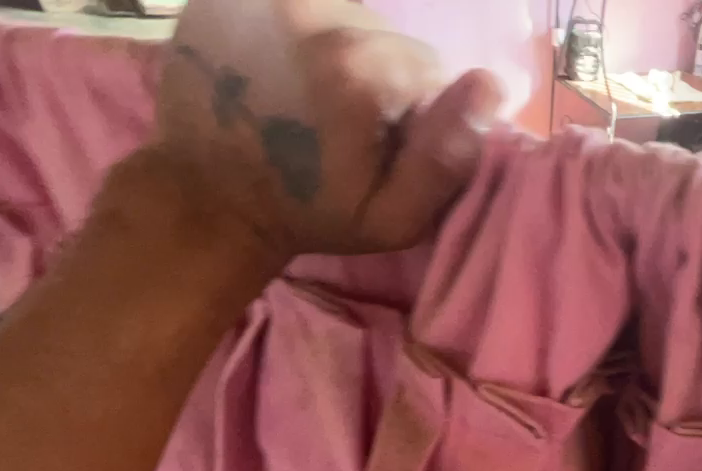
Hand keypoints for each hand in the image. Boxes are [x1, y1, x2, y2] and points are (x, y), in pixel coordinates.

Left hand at [153, 0, 500, 259]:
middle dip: (382, 79)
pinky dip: (303, 37)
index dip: (419, 114)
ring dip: (343, 54)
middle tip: (347, 128)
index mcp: (361, 68)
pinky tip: (282, 75)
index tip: (384, 149)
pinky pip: (303, 7)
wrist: (210, 195)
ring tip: (313, 102)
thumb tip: (491, 88)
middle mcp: (314, 11)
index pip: (432, 69)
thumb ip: (445, 161)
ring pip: (346, 14)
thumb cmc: (310, 215)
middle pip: (387, 35)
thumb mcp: (392, 218)